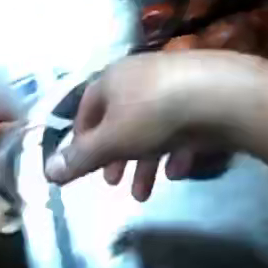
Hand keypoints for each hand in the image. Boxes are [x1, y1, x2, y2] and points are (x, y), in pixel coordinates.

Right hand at [44, 51, 265, 200]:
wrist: (220, 94)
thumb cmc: (156, 114)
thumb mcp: (111, 140)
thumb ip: (80, 158)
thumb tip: (47, 170)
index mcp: (115, 77)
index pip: (88, 105)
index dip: (81, 137)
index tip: (82, 167)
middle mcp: (143, 74)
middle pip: (121, 117)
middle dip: (116, 154)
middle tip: (113, 183)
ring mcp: (175, 82)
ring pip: (151, 125)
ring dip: (145, 160)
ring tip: (144, 193)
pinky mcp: (202, 94)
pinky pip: (181, 124)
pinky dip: (176, 148)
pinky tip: (178, 171)